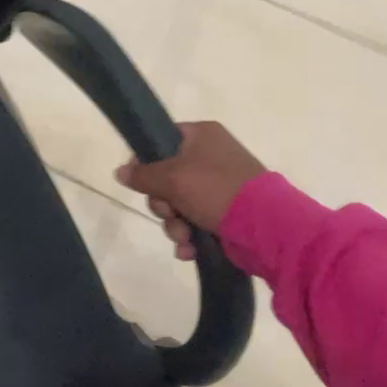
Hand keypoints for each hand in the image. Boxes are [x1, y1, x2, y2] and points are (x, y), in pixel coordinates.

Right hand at [115, 120, 266, 255]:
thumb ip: (143, 175)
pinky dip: (190, 236)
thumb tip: (120, 172)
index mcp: (201, 135)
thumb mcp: (173, 179)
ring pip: (179, 203)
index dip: (145, 162)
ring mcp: (219, 186)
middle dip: (163, 204)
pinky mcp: (226, 212)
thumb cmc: (216, 190)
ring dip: (175, 225)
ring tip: (184, 238)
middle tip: (169, 213)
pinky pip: (195, 221)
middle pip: (166, 177)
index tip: (139, 182)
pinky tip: (190, 250)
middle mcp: (210, 156)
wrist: (267, 227)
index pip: (160, 140)